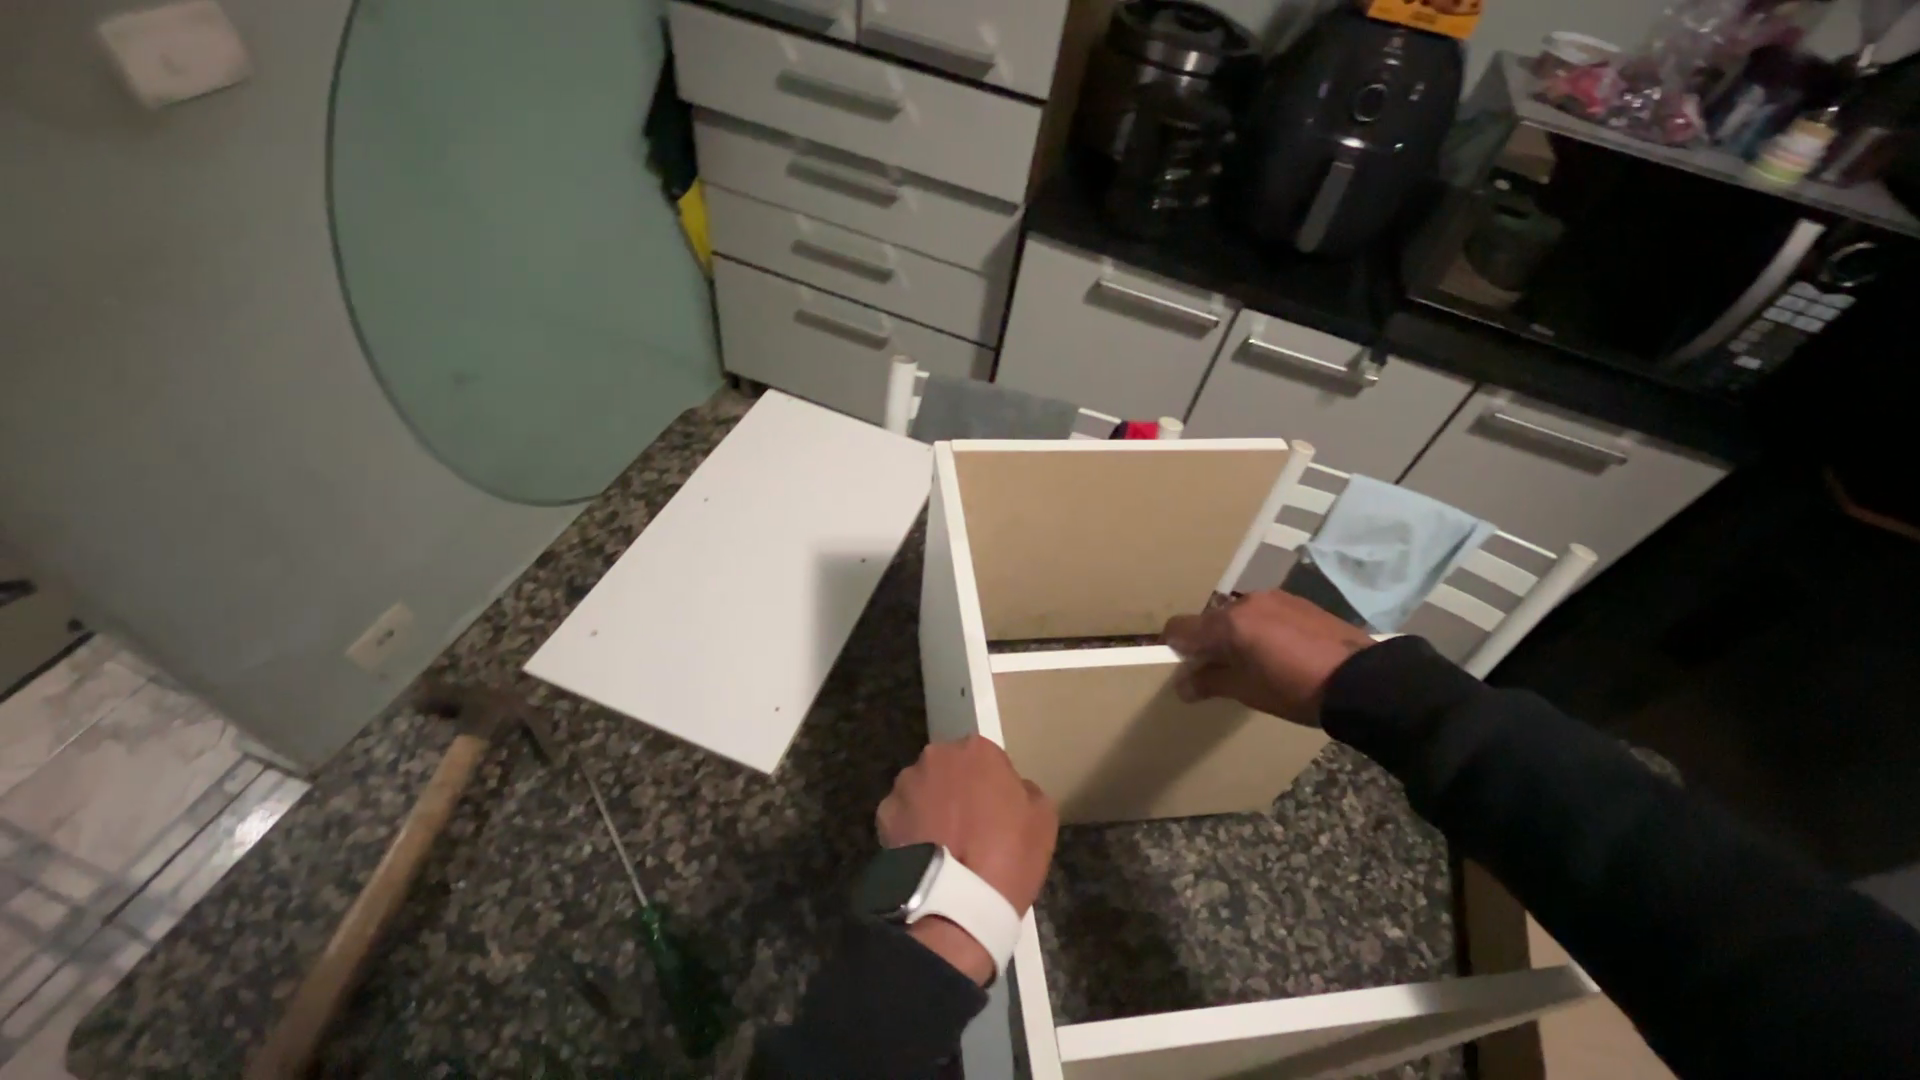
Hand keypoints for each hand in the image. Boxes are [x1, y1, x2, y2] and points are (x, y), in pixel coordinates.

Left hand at [876, 736, 1058, 983]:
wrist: (958, 903)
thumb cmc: (1008, 855)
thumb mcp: (1043, 819)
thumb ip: (1025, 791)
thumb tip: (1012, 789)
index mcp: (977, 750)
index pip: (988, 760)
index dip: (993, 786)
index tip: (998, 812)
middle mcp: (936, 757)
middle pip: (950, 769)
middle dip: (958, 791)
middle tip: (970, 827)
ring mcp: (905, 785)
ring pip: (923, 790)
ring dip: (932, 808)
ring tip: (944, 845)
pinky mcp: (884, 814)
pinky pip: (902, 817)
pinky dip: (911, 830)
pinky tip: (924, 855)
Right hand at [1163, 590, 1377, 726]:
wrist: (1361, 681)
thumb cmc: (1295, 689)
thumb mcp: (1248, 691)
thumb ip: (1209, 683)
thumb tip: (1182, 685)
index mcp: (1228, 623)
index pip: (1180, 627)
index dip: (1175, 646)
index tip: (1183, 667)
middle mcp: (1246, 602)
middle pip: (1210, 619)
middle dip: (1208, 643)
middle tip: (1220, 671)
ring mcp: (1275, 598)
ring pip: (1238, 615)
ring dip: (1235, 635)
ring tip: (1254, 662)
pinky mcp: (1298, 602)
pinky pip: (1264, 613)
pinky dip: (1260, 629)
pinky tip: (1279, 652)